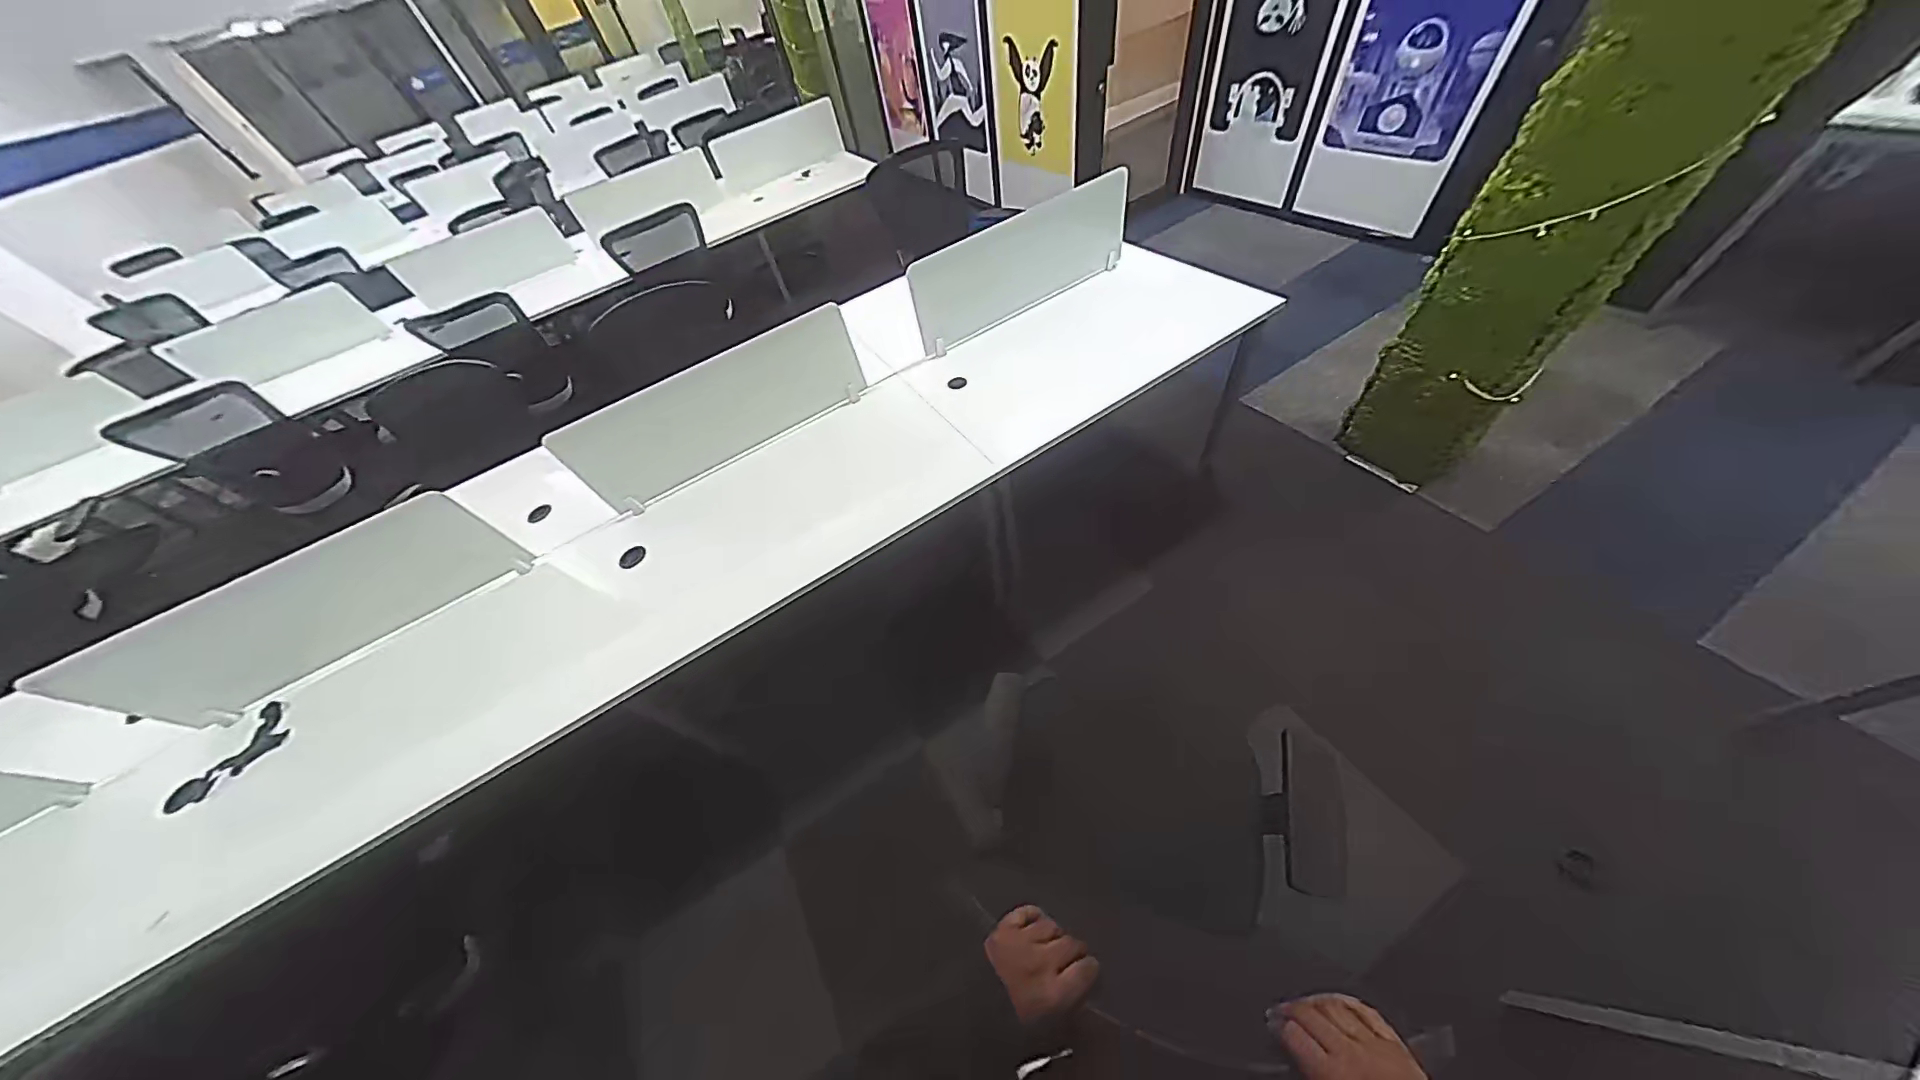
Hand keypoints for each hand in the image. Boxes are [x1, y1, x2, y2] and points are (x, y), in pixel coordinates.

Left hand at [984, 905, 1099, 1024]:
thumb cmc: (1011, 1023)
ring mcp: (1021, 942)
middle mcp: (1040, 963)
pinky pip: (1029, 912)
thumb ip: (1071, 1007)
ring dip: (1053, 935)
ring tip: (1048, 945)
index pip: (1088, 968)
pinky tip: (1034, 927)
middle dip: (1074, 951)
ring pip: (1051, 926)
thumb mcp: (1048, 1029)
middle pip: (1072, 944)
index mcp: (1054, 995)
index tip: (1086, 970)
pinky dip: (1034, 917)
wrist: (970, 1009)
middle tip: (1067, 959)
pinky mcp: (1003, 929)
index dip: (1089, 969)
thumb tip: (1087, 988)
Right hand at [1268, 994, 1427, 1079]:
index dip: (1277, 1024)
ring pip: (1335, 1005)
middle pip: (1309, 1014)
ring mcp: (1376, 1046)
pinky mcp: (1398, 1046)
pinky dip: (1348, 1002)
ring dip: (1314, 1000)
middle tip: (1280, 1008)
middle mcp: (1351, 1054)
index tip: (1272, 1022)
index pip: (1293, 1034)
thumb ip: (1311, 1076)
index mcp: (1331, 1075)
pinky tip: (1340, 1001)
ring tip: (1304, 1001)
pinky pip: (1367, 1011)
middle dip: (1290, 1007)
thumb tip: (1293, 1062)